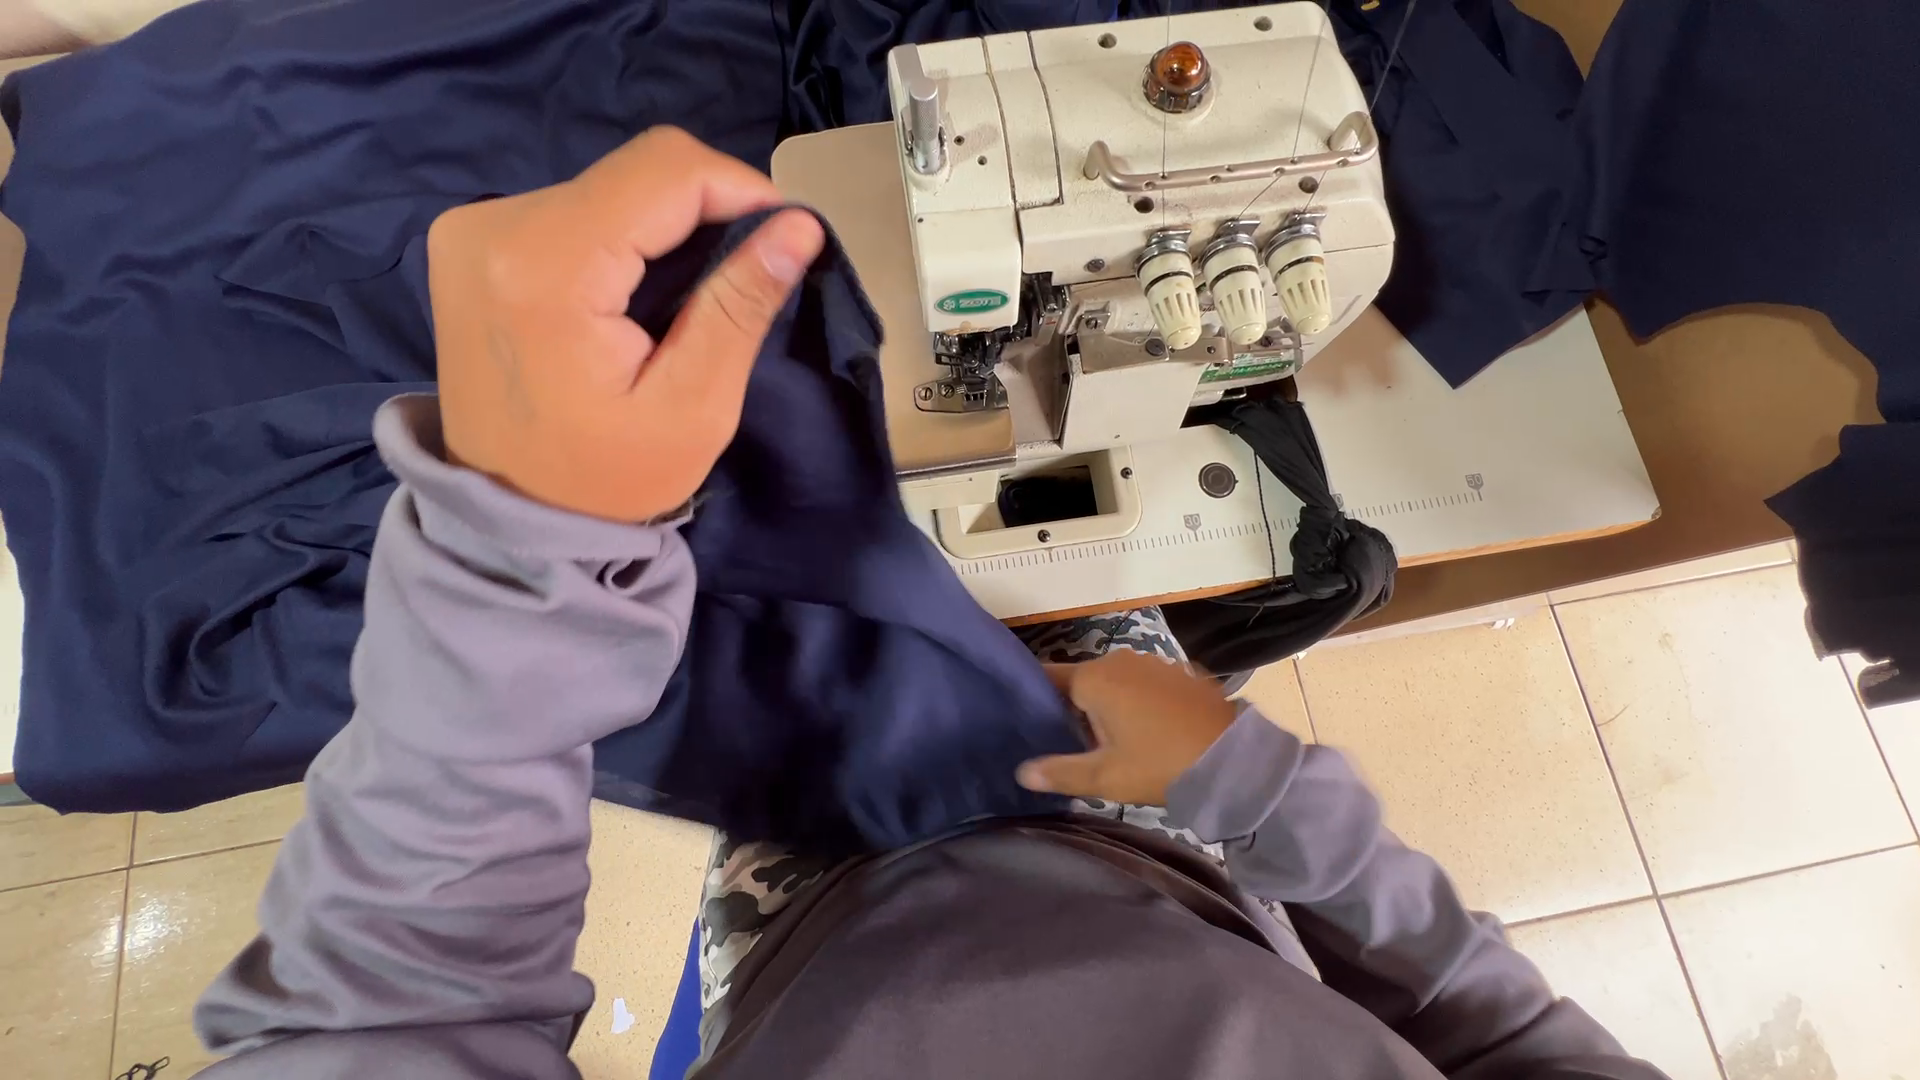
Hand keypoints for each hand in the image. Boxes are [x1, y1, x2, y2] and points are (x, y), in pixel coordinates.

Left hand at [426, 126, 825, 521]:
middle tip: (749, 276)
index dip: (741, 189)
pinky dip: (629, 240)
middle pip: (635, 174)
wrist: (510, 518)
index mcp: (547, 265)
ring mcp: (473, 229)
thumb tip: (800, 227)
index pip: (665, 170)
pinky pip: (577, 211)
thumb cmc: (609, 479)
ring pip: (609, 188)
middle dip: (709, 213)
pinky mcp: (472, 242)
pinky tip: (645, 294)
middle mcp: (493, 224)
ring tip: (699, 296)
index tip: (787, 237)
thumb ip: (741, 306)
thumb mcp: (695, 406)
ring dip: (669, 229)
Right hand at [1016, 650, 1237, 805]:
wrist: (1235, 760)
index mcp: (1094, 678)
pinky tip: (1146, 731)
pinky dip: (1137, 702)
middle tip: (1068, 743)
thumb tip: (1021, 772)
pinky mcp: (1180, 673)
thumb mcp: (1106, 777)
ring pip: (1114, 682)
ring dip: (1108, 705)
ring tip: (1107, 741)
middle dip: (1073, 708)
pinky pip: (1144, 684)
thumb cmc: (1160, 765)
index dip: (1034, 698)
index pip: (1048, 677)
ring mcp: (1154, 663)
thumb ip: (1060, 772)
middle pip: (1081, 681)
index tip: (1026, 721)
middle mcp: (1120, 660)